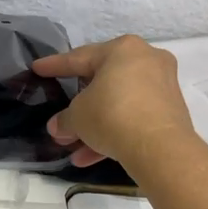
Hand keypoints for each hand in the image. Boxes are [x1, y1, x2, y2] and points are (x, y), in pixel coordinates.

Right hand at [31, 34, 191, 171]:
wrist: (158, 145)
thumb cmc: (111, 114)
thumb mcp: (77, 116)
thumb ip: (64, 119)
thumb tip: (58, 127)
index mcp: (122, 50)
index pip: (79, 57)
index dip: (55, 65)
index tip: (38, 68)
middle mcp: (146, 60)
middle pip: (102, 82)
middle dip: (78, 105)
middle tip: (60, 116)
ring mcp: (161, 86)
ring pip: (117, 104)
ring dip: (93, 126)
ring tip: (71, 148)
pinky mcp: (169, 111)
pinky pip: (132, 118)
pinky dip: (113, 133)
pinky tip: (89, 158)